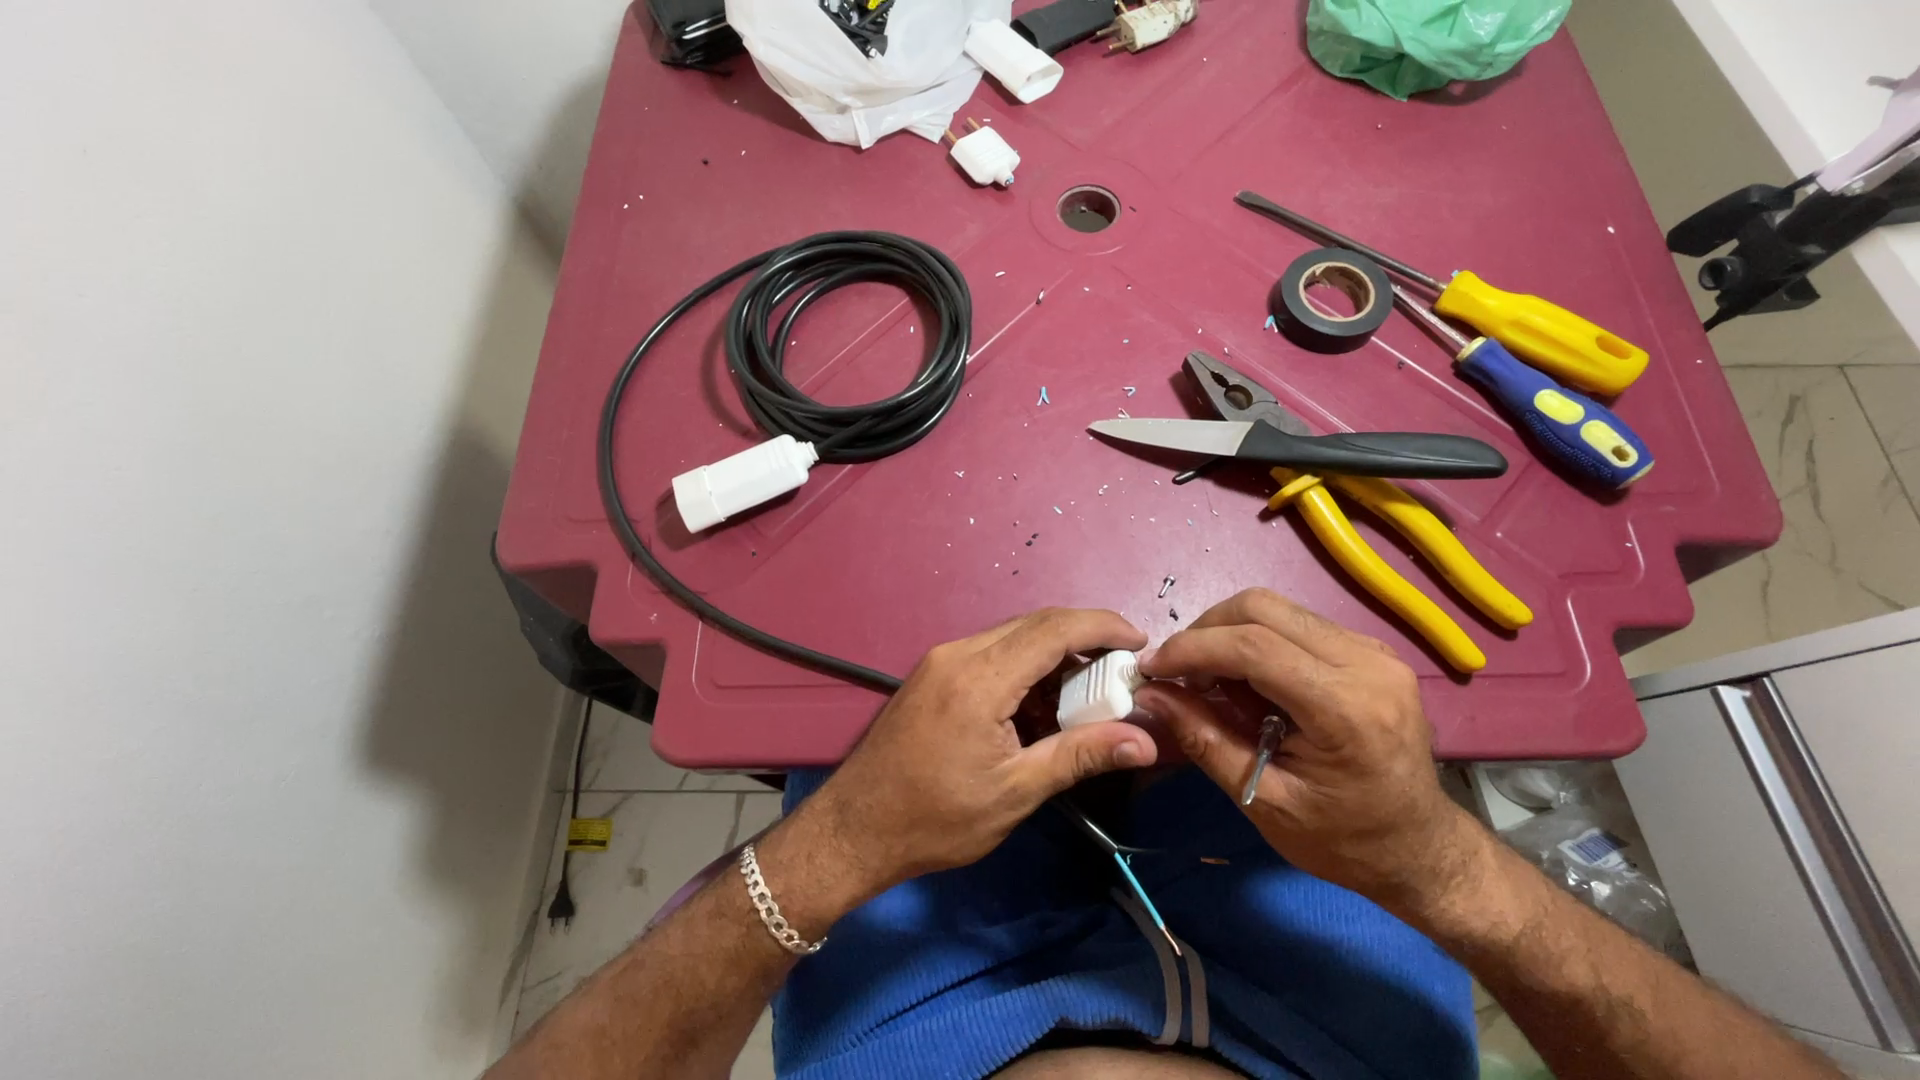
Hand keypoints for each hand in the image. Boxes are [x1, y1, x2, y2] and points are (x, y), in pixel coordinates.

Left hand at [807, 608, 1158, 889]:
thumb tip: (1145, 741)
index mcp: (979, 679)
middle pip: (1035, 625)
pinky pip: (991, 654)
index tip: (1141, 642)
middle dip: (1085, 640)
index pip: (1054, 630)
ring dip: (1055, 656)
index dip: (1103, 627)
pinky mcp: (932, 674)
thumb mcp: (1016, 791)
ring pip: (1013, 637)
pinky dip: (1025, 669)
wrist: (856, 830)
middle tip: (1123, 673)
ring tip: (1089, 695)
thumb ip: (1080, 755)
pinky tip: (1042, 706)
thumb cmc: (936, 819)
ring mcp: (941, 661)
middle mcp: (958, 654)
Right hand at [1136, 589, 1477, 907]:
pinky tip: (1243, 679)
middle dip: (1204, 631)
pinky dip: (1255, 640)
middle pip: (1262, 608)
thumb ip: (1204, 739)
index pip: (1253, 646)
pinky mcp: (1369, 650)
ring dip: (1227, 633)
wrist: (1420, 850)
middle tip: (1176, 672)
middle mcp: (1366, 663)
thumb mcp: (1262, 799)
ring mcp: (1373, 650)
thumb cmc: (1343, 841)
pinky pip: (1296, 624)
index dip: (1191, 649)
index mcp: (1346, 708)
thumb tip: (1150, 695)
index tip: (1149, 668)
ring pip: (1277, 608)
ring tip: (1206, 678)